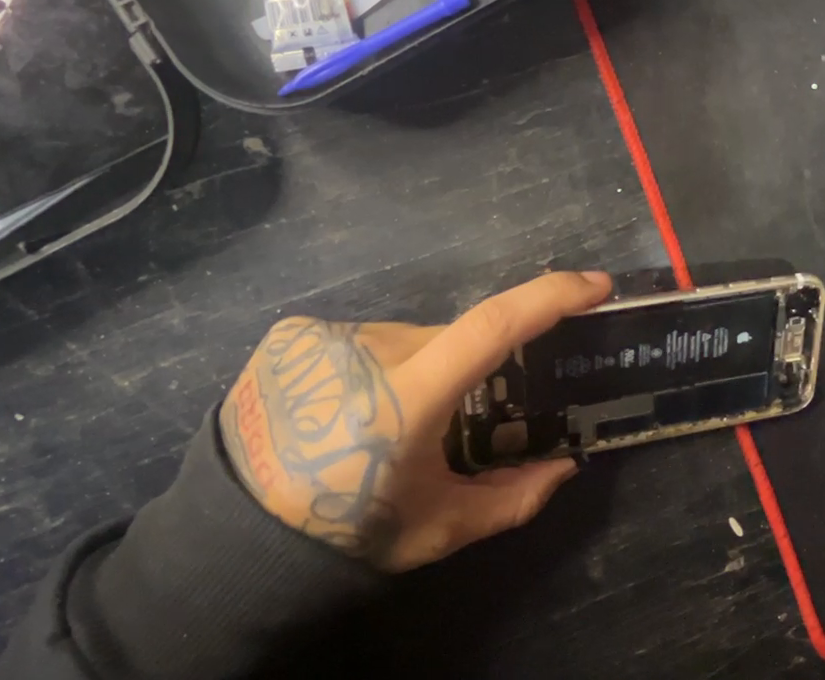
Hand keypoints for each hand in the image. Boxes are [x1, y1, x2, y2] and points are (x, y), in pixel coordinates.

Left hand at [218, 271, 612, 571]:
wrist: (228, 540)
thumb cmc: (346, 532)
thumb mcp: (437, 527)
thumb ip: (512, 498)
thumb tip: (566, 465)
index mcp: (409, 396)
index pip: (492, 326)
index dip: (549, 297)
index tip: (595, 285)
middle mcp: (370, 349)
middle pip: (450, 338)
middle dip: (467, 370)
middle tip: (450, 423)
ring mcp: (326, 334)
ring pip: (405, 339)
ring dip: (417, 369)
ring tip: (383, 427)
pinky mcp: (293, 333)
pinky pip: (360, 339)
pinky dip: (371, 367)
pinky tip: (344, 411)